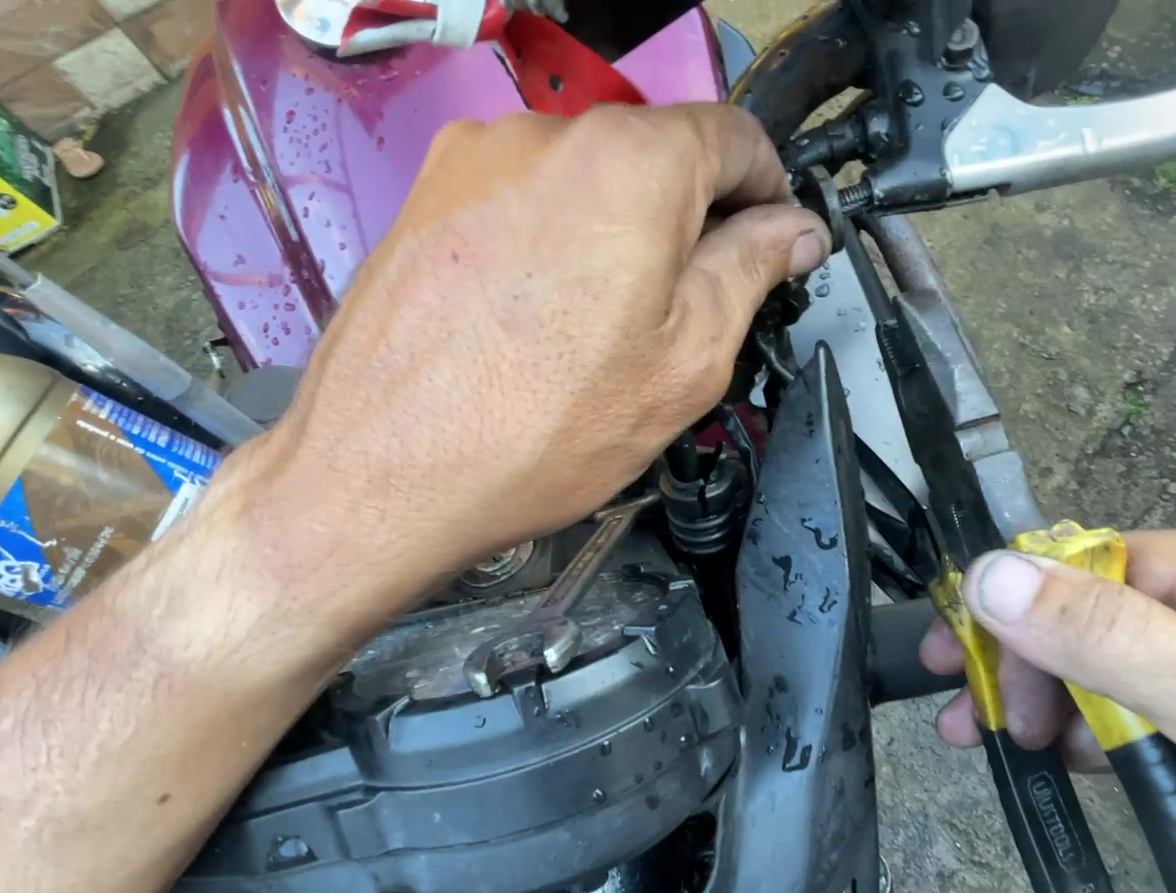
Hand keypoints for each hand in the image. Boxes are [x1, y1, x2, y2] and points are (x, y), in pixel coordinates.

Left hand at [224, 104, 828, 629]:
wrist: (382, 474)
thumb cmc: (544, 430)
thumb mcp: (686, 363)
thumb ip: (750, 274)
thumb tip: (793, 228)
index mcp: (630, 164)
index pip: (733, 136)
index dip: (768, 190)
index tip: (772, 241)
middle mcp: (546, 135)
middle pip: (654, 157)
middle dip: (688, 223)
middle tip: (685, 312)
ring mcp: (473, 160)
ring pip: (585, 183)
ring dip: (616, 237)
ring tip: (597, 332)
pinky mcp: (427, 198)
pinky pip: (522, 204)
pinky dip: (552, 246)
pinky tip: (537, 323)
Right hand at [920, 527, 1175, 892]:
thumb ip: (1113, 640)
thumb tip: (991, 573)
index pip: (1073, 566)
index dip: (1007, 615)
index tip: (959, 676)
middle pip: (1080, 610)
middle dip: (1020, 663)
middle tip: (978, 728)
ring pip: (1103, 661)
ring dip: (1048, 699)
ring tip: (1013, 749)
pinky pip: (1139, 705)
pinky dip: (1095, 731)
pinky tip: (1078, 765)